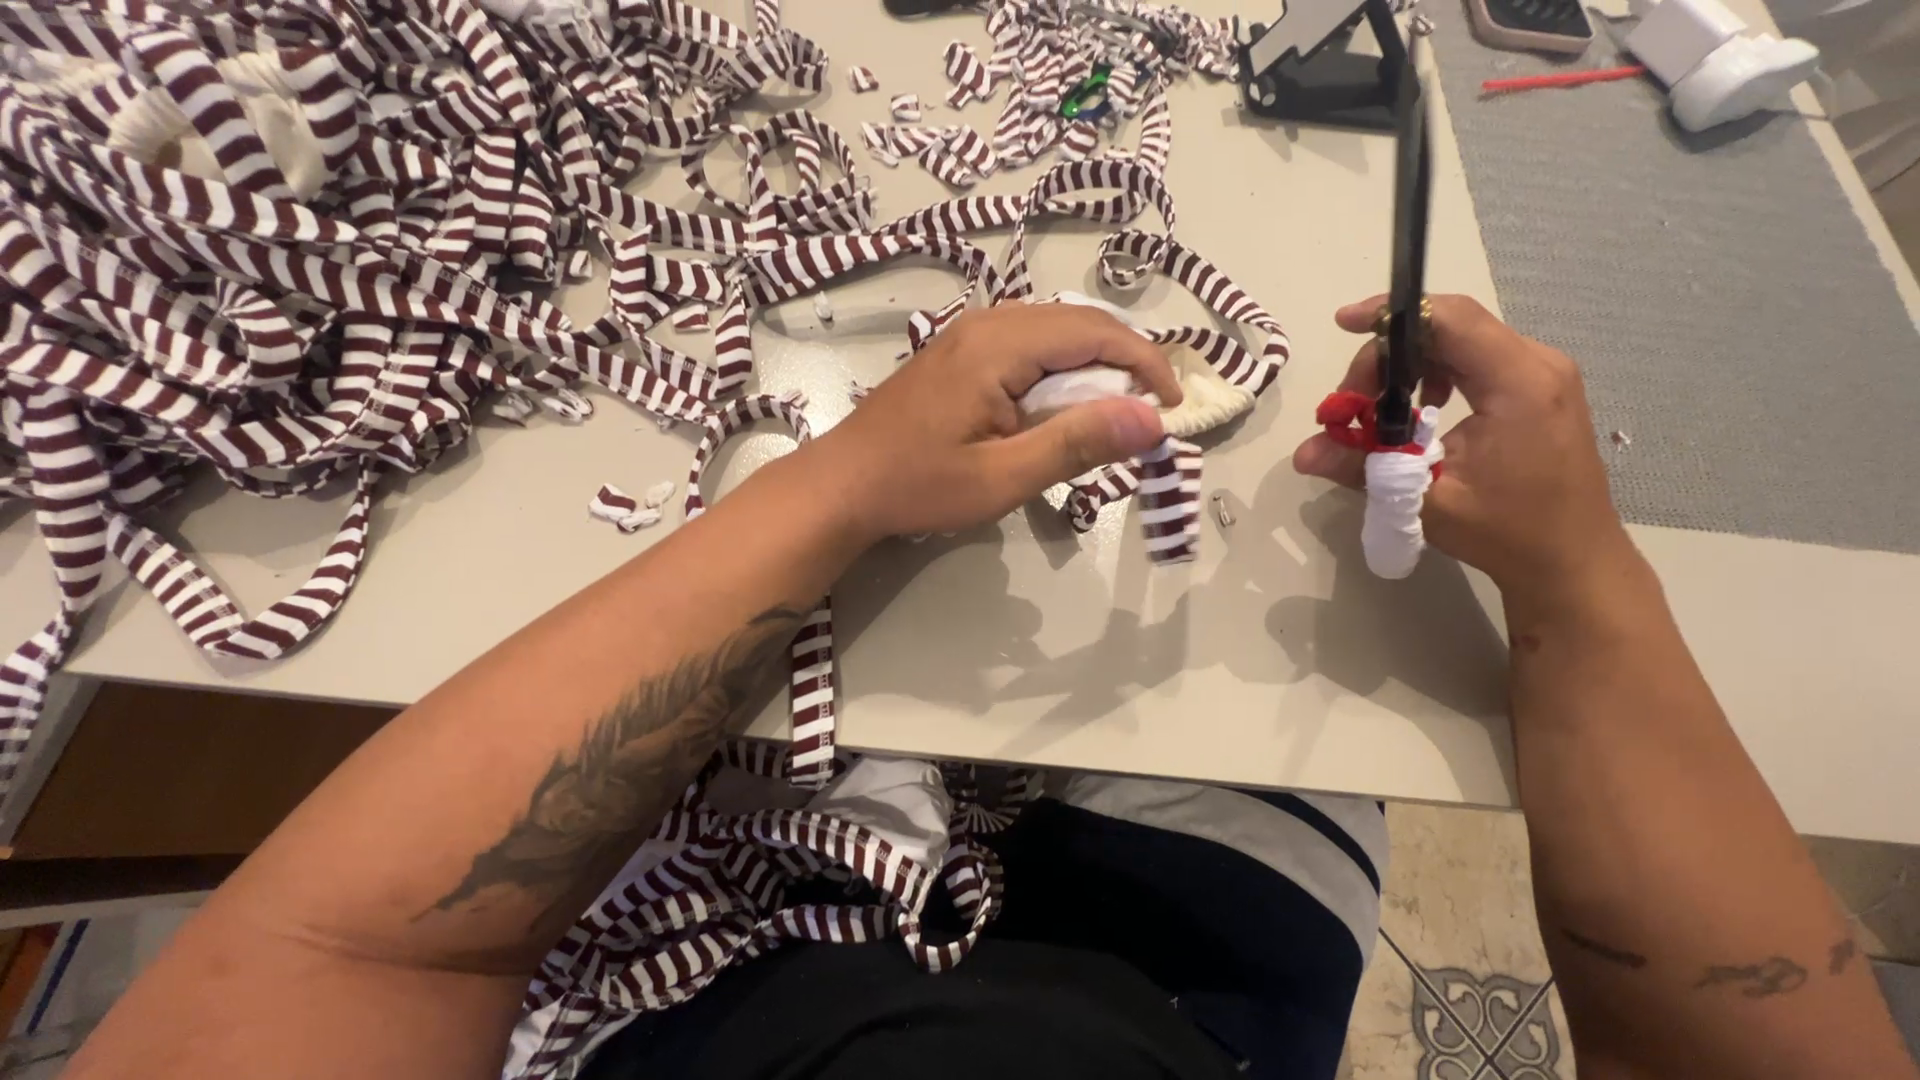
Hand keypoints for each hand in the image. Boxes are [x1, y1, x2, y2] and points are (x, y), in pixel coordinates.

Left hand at [807, 303, 1181, 540]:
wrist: (845, 484)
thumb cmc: (919, 485)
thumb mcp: (1002, 476)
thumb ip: (1076, 444)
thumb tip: (1151, 420)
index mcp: (999, 345)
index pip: (1097, 333)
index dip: (1145, 364)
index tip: (1171, 409)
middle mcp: (987, 323)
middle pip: (1079, 324)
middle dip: (1125, 363)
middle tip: (1147, 415)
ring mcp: (969, 334)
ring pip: (1055, 331)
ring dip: (1093, 366)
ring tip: (1113, 414)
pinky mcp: (960, 352)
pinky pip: (1028, 344)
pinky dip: (1060, 370)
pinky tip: (1061, 408)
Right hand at [1292, 294, 1637, 607]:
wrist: (1571, 559)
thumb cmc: (1506, 530)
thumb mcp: (1423, 500)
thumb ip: (1360, 467)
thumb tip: (1303, 453)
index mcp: (1517, 383)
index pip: (1449, 319)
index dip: (1391, 313)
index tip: (1342, 325)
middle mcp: (1536, 365)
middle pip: (1448, 328)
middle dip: (1388, 356)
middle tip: (1352, 405)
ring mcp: (1543, 375)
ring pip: (1460, 342)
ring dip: (1409, 367)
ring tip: (1378, 411)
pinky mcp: (1539, 390)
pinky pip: (1478, 360)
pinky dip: (1436, 374)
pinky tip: (1419, 410)